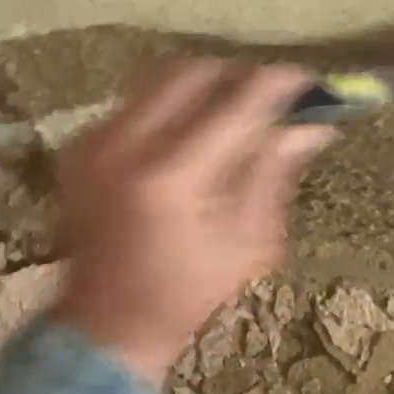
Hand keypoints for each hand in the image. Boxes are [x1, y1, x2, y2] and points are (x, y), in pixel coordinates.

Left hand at [49, 59, 335, 379]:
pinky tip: (185, 135)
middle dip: (237, 73)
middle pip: (193, 71)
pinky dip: (168, 105)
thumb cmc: (186, 292)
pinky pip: (134, 101)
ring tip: (228, 109)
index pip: (237, 103)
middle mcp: (128, 144)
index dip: (278, 83)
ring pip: (159, 77)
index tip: (306, 80)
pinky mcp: (81, 144)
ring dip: (202, 85)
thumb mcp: (246, 242)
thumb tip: (311, 125)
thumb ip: (273, 172)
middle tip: (264, 93)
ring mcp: (96, 140)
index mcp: (174, 177)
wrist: (104, 322)